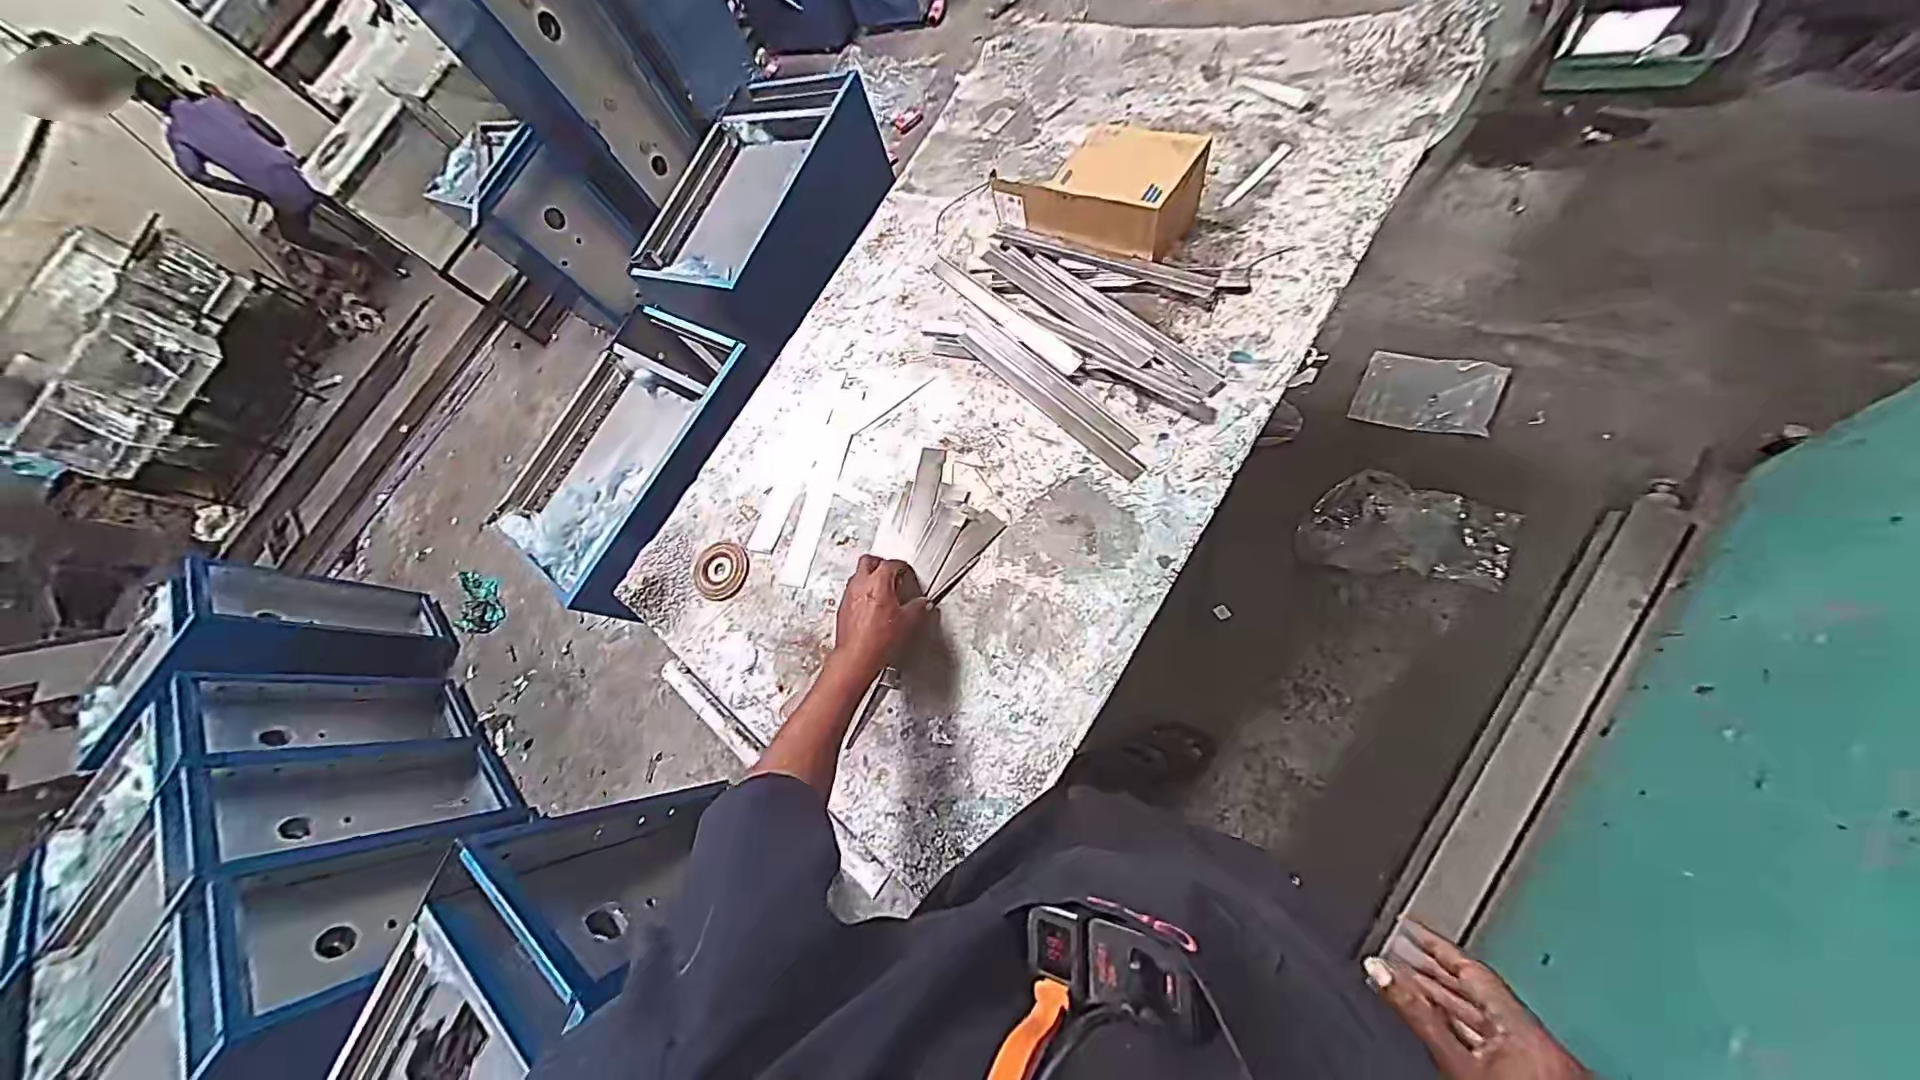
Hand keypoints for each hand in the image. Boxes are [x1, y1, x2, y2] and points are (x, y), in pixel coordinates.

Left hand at [831, 556, 930, 678]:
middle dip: (880, 563)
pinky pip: (852, 591)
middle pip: (869, 561)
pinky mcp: (843, 607)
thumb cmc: (878, 639)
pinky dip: (862, 593)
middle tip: (890, 572)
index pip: (891, 564)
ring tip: (881, 588)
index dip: (902, 567)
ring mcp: (849, 594)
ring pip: (858, 575)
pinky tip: (870, 605)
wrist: (856, 656)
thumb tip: (923, 603)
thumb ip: (918, 608)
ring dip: (869, 577)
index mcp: (879, 582)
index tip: (906, 572)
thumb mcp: (907, 622)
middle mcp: (861, 584)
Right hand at [1364, 919, 1588, 1079]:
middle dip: (1435, 972)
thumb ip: (1416, 1013)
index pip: (1473, 969)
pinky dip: (1460, 1026)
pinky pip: (1491, 1040)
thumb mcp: (1454, 1064)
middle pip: (1479, 993)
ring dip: (1444, 999)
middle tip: (1400, 953)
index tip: (1410, 928)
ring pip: (1484, 1018)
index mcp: (1524, 1030)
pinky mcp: (1534, 1079)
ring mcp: (1540, 1065)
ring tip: (1409, 983)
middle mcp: (1539, 1043)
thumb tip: (1379, 970)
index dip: (1436, 945)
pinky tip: (1438, 1025)